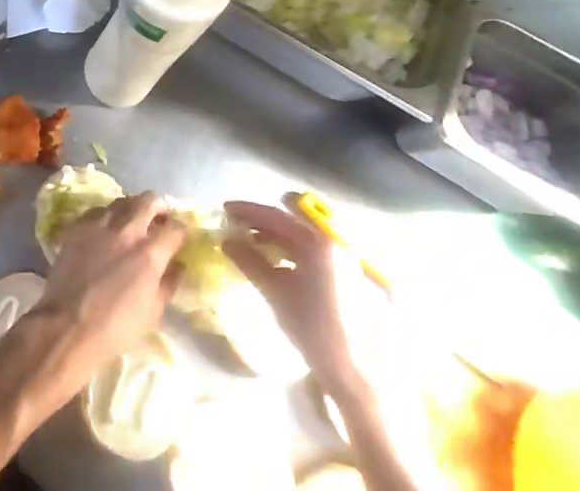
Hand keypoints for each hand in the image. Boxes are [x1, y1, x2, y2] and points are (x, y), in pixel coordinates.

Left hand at [30, 193, 187, 385]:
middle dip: (159, 206)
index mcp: (150, 253)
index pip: (175, 228)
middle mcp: (127, 231)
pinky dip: (106, 216)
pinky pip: (97, 211)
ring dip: (132, 209)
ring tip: (131, 221)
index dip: (181, 229)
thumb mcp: (153, 312)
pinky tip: (104, 229)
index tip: (179, 235)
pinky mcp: (77, 227)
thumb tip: (178, 266)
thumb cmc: (116, 327)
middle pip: (149, 201)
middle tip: (158, 218)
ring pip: (122, 201)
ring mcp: (99, 225)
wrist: (67, 326)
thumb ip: (168, 283)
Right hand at [224, 200, 364, 397]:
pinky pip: (311, 251)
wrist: (354, 371)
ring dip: (274, 236)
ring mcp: (342, 258)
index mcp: (318, 243)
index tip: (224, 209)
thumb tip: (227, 241)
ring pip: (301, 236)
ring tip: (249, 242)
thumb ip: (250, 261)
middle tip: (234, 225)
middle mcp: (333, 243)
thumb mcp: (276, 293)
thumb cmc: (313, 329)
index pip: (276, 216)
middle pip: (290, 223)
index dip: (248, 210)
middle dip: (261, 221)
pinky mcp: (344, 273)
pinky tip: (273, 261)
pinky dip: (289, 251)